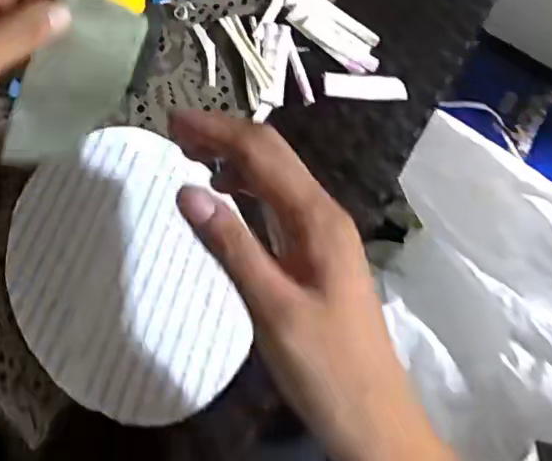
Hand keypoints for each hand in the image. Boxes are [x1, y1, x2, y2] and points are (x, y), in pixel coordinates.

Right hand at [171, 111, 452, 460]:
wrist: (379, 429)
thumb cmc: (326, 367)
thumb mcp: (271, 307)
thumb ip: (230, 244)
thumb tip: (184, 189)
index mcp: (316, 219)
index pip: (261, 152)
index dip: (216, 129)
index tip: (172, 121)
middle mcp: (322, 214)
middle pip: (270, 152)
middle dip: (222, 133)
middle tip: (174, 132)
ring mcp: (321, 230)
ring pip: (272, 170)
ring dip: (231, 153)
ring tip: (188, 155)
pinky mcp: (314, 248)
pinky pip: (273, 195)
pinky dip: (241, 180)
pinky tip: (221, 193)